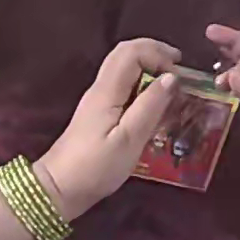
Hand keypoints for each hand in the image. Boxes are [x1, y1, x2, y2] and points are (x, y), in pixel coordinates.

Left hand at [37, 39, 182, 219]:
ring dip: (148, 67)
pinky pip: (122, 85)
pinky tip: (154, 102)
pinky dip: (141, 83)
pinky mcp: (98, 113)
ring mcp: (97, 100)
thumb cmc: (96, 167)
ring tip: (171, 83)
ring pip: (123, 68)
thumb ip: (150, 106)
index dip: (157, 53)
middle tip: (179, 67)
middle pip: (125, 53)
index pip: (131, 52)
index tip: (180, 71)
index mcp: (107, 90)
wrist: (59, 188)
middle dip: (154, 53)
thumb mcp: (129, 139)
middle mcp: (100, 88)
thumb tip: (171, 77)